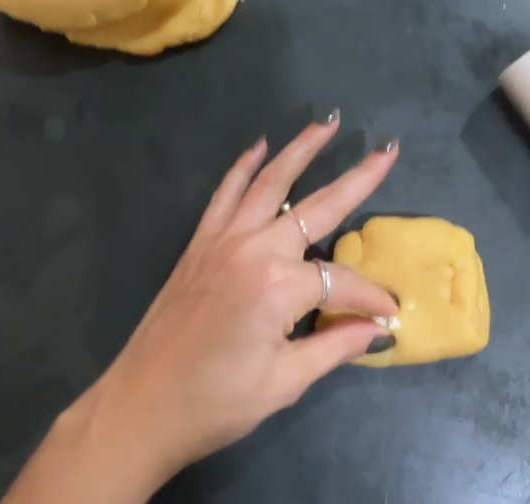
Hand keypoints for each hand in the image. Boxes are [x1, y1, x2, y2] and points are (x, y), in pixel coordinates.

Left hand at [6, 115, 401, 503]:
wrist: (140, 407)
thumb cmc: (214, 403)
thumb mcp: (283, 383)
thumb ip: (334, 346)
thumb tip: (379, 328)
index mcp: (279, 287)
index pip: (341, 281)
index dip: (369, 297)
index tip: (389, 313)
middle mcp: (254, 249)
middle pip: (318, 206)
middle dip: (359, 179)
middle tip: (387, 151)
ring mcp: (224, 239)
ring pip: (271, 182)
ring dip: (302, 149)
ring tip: (329, 122)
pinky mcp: (201, 241)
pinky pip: (226, 192)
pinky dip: (244, 166)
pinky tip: (260, 145)